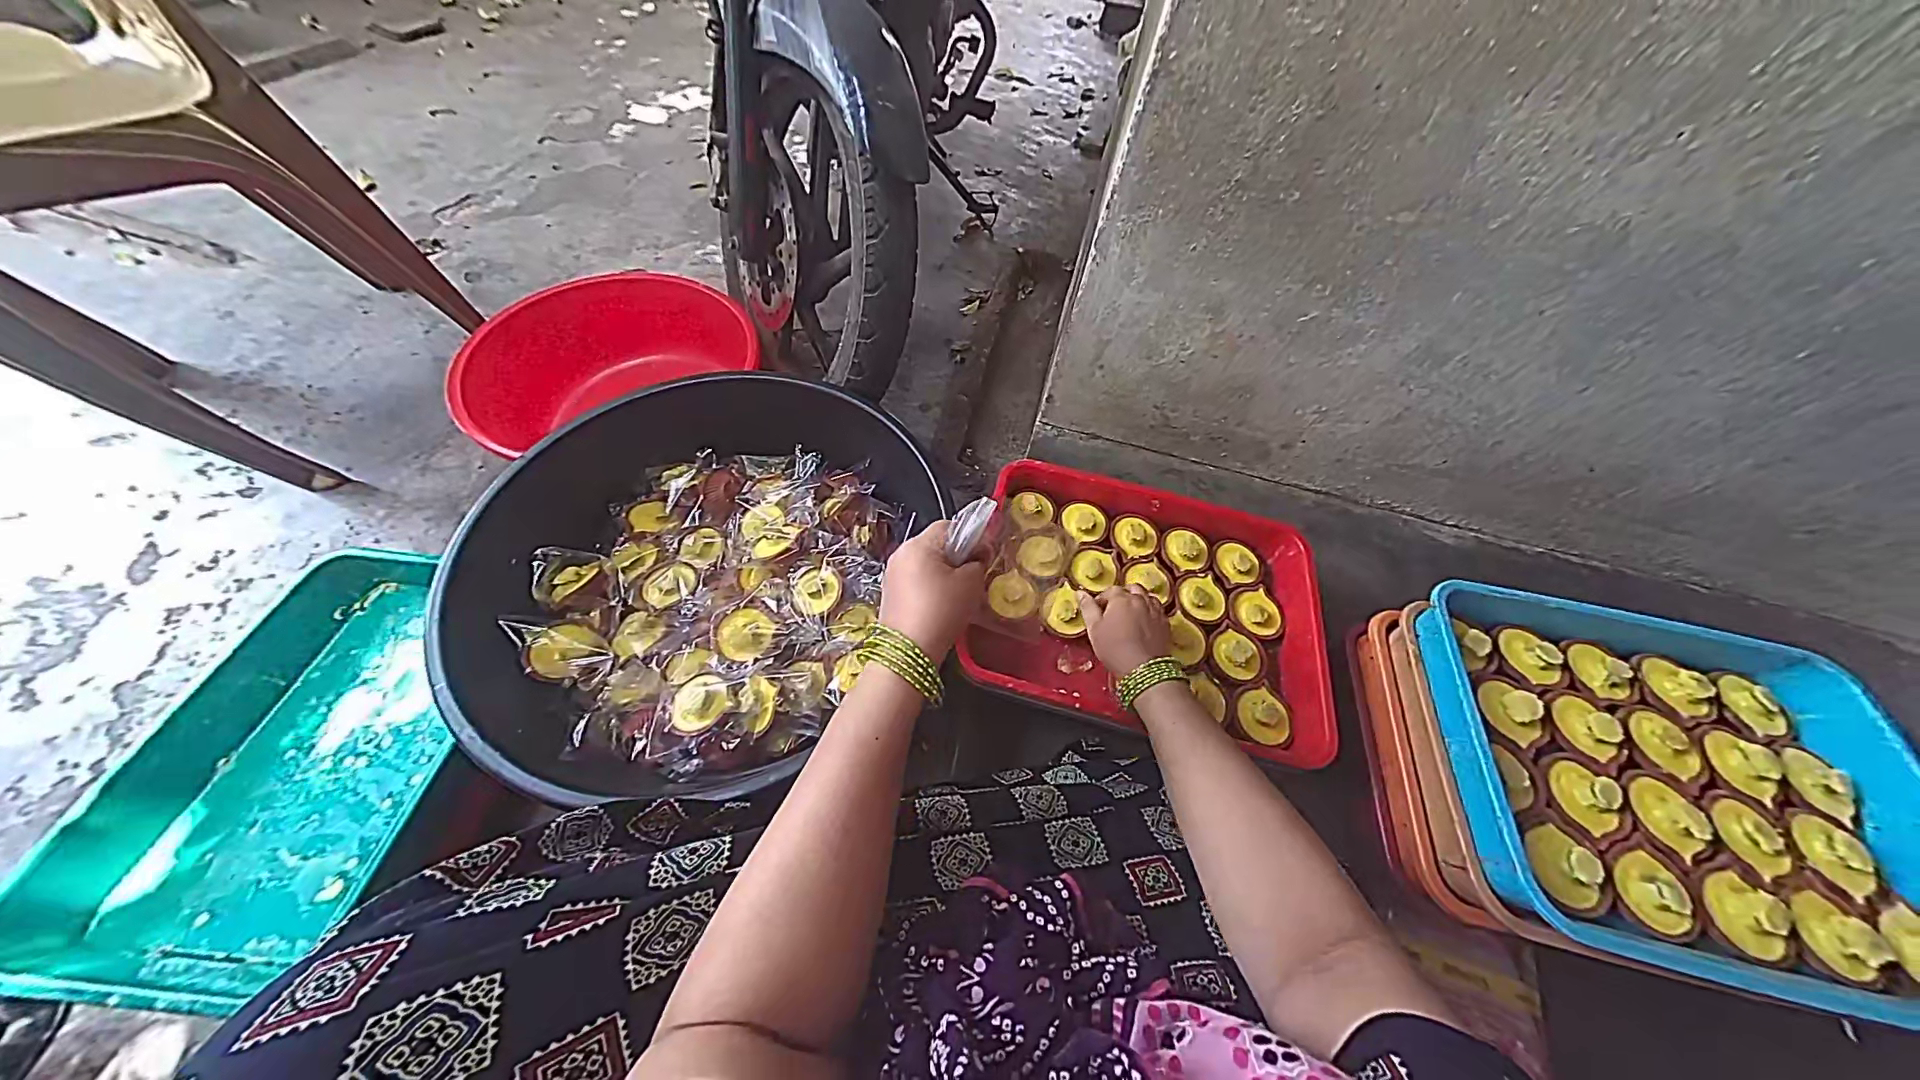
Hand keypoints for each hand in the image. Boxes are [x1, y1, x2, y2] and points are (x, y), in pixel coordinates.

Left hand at [877, 520, 985, 658]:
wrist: (908, 651)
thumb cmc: (941, 612)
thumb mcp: (971, 583)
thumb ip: (979, 560)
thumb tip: (978, 552)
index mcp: (919, 544)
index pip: (950, 525)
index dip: (970, 537)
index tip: (982, 557)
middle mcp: (901, 552)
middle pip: (935, 543)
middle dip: (956, 556)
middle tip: (971, 578)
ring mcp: (892, 572)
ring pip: (925, 562)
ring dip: (942, 572)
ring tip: (955, 595)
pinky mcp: (889, 591)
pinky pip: (915, 578)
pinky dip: (929, 586)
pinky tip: (939, 605)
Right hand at [1079, 586, 1171, 675]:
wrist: (1142, 669)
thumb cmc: (1114, 648)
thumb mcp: (1094, 628)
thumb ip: (1087, 608)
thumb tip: (1081, 593)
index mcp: (1121, 598)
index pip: (1110, 590)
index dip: (1102, 600)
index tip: (1098, 612)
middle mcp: (1140, 599)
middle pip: (1131, 589)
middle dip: (1123, 596)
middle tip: (1114, 611)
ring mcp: (1155, 610)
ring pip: (1146, 597)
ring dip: (1138, 601)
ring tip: (1130, 615)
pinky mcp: (1165, 622)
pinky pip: (1157, 609)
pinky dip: (1149, 611)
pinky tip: (1143, 623)